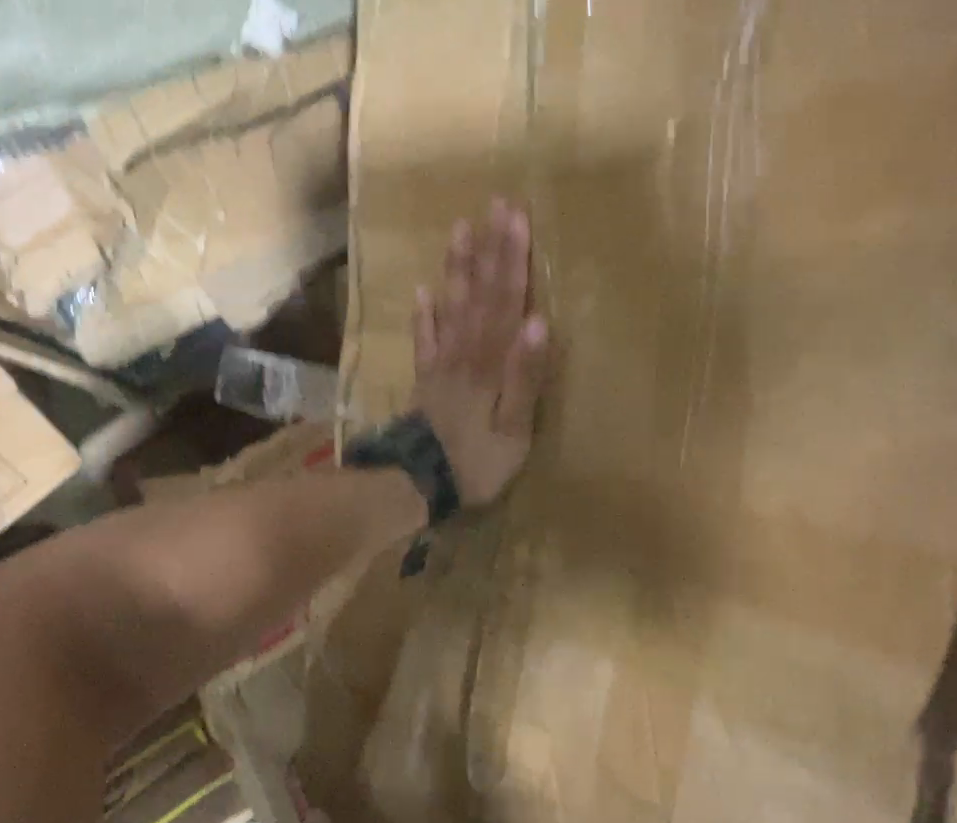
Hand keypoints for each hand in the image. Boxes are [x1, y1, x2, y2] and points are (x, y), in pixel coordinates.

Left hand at [412, 199, 549, 507]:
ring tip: (459, 230)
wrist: (416, 484)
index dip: (512, 259)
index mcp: (491, 363)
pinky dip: (423, 316)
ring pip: (450, 308)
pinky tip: (421, 291)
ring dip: (456, 270)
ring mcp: (440, 367)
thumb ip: (525, 375)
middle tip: (494, 204)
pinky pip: (424, 342)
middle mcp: (464, 355)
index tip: (516, 216)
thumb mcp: (514, 427)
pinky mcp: (424, 383)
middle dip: (489, 250)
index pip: (506, 301)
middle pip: (479, 295)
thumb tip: (540, 320)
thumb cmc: (475, 462)